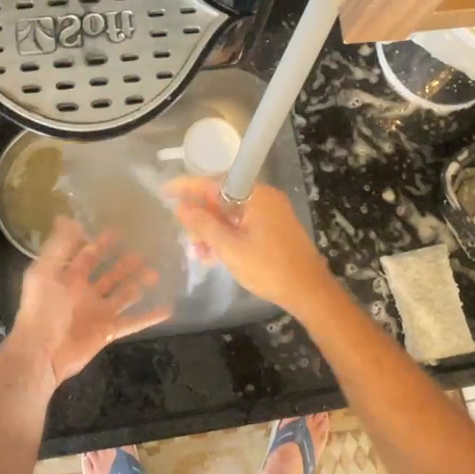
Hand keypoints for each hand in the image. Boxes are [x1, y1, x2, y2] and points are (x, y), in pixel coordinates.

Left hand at [7, 217, 167, 385]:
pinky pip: (132, 322)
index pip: (88, 255)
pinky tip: (167, 308)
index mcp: (69, 278)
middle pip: (110, 274)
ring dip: (139, 284)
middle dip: (125, 263)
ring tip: (157, 272)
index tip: (120, 229)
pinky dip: (149, 317)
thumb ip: (58, 246)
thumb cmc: (41, 310)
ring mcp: (98, 313)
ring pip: (124, 295)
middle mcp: (85, 293)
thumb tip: (64, 216)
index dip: (102, 242)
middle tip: (145, 249)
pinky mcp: (108, 331)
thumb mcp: (44, 272)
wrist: (40, 352)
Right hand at [164, 177, 339, 316]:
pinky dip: (228, 235)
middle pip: (222, 197)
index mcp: (256, 195)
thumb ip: (203, 225)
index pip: (213, 182)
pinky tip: (215, 255)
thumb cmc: (269, 268)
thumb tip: (181, 206)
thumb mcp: (230, 248)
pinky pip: (244, 223)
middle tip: (186, 235)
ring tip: (199, 251)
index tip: (165, 192)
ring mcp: (272, 212)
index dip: (187, 187)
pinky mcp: (275, 228)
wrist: (309, 291)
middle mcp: (265, 197)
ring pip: (232, 213)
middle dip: (201, 215)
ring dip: (213, 229)